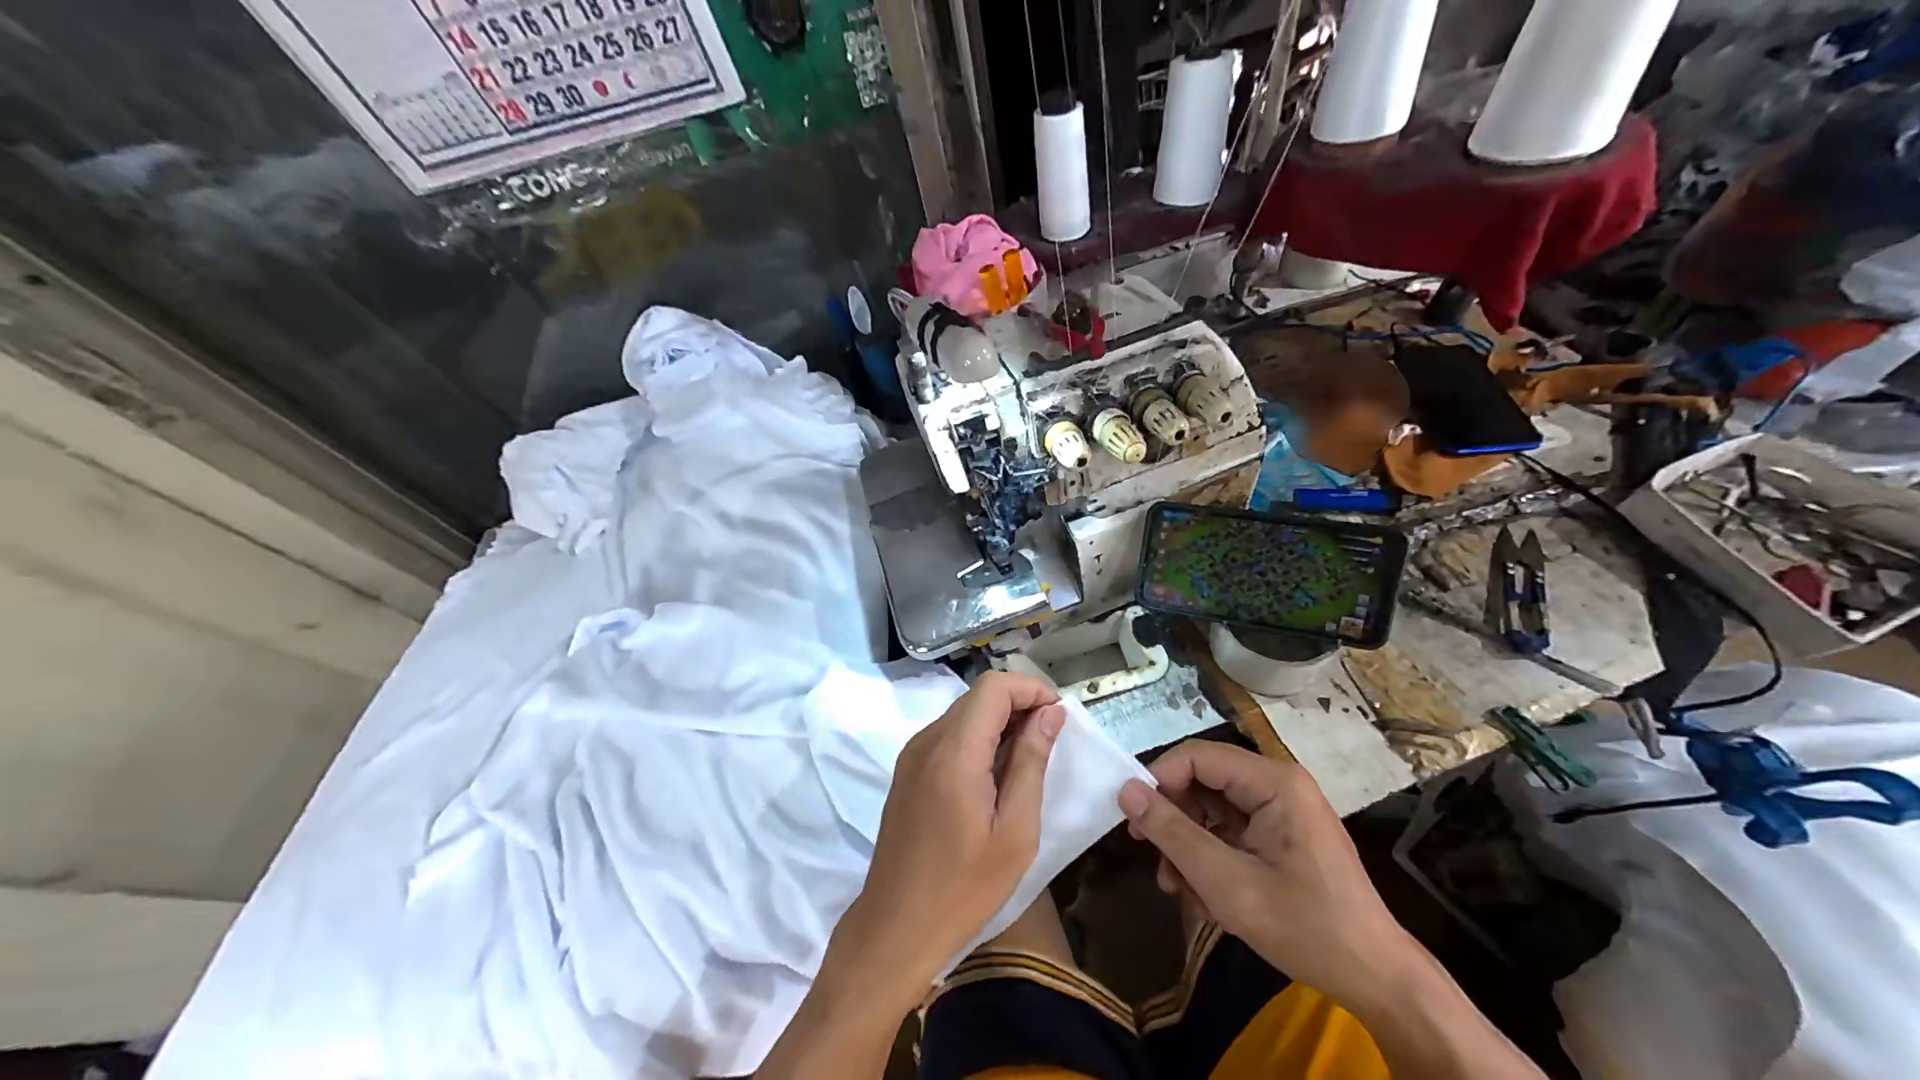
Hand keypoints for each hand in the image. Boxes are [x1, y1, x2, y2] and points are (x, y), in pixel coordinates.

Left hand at [838, 672, 1065, 992]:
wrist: (896, 926)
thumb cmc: (964, 888)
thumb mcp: (1015, 831)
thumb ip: (1032, 763)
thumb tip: (1050, 714)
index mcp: (954, 752)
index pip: (993, 687)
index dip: (1031, 689)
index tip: (1059, 715)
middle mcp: (927, 741)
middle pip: (978, 697)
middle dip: (1019, 705)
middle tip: (1051, 740)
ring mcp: (912, 755)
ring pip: (963, 714)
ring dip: (999, 723)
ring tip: (1028, 761)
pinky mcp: (907, 771)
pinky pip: (948, 736)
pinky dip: (978, 740)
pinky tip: (995, 776)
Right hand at [1117, 741, 1419, 1013]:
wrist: (1374, 978)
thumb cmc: (1304, 926)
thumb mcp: (1226, 882)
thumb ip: (1172, 832)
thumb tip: (1126, 790)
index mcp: (1274, 782)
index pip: (1197, 757)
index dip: (1159, 780)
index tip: (1134, 820)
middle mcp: (1277, 784)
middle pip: (1202, 782)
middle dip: (1174, 822)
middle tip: (1152, 856)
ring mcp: (1280, 810)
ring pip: (1210, 809)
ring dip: (1188, 847)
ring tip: (1181, 889)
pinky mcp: (1279, 834)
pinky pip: (1228, 831)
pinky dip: (1209, 858)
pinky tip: (1205, 896)